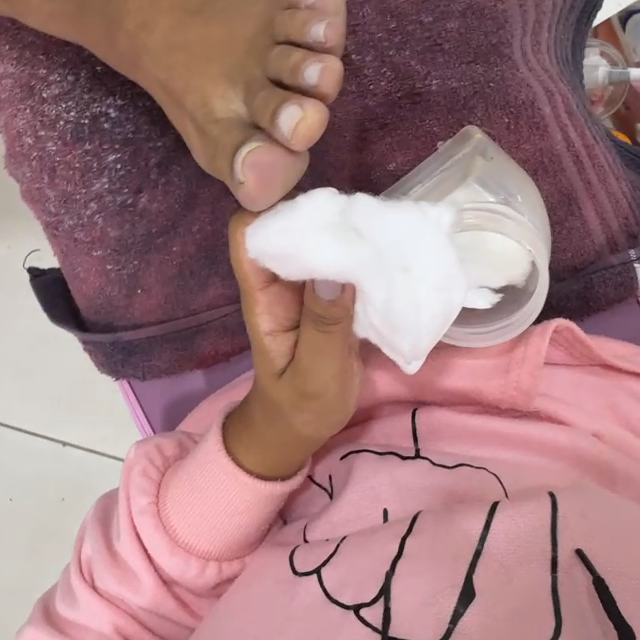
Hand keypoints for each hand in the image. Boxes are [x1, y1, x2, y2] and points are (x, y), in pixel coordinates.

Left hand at [220, 211, 362, 479]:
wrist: (301, 427)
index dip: (275, 213)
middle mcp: (281, 282)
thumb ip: (324, 326)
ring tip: (383, 235)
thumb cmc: (299, 406)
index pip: (250, 235)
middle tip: (366, 224)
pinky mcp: (331, 294)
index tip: (319, 212)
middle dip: (322, 218)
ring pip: (319, 242)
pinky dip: (362, 257)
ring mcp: (306, 286)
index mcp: (263, 296)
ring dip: (347, 235)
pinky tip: (389, 255)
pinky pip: (342, 264)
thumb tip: (335, 272)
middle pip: (289, 227)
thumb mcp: (315, 375)